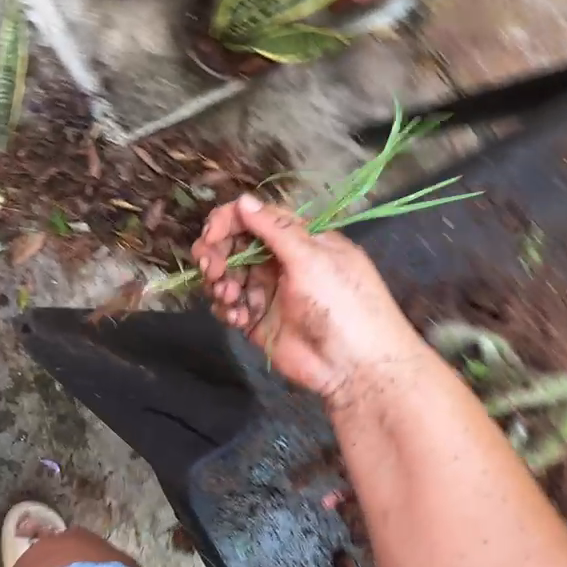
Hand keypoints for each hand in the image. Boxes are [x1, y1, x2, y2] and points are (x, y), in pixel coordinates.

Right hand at [190, 194, 437, 407]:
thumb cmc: (342, 305)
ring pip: (224, 274)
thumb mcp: (312, 260)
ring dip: (219, 282)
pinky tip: (237, 318)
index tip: (212, 237)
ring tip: (230, 297)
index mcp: (298, 240)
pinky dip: (225, 308)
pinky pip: (226, 304)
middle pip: (232, 244)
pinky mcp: (254, 318)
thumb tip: (242, 199)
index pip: (254, 218)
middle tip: (213, 271)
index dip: (227, 222)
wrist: (354, 368)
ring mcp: (265, 290)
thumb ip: (274, 229)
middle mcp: (278, 261)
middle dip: (216, 253)